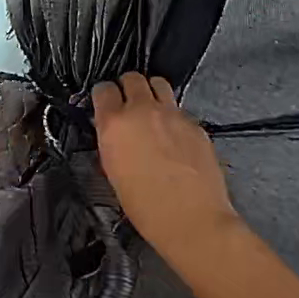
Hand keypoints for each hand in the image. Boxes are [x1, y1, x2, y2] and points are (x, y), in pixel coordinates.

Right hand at [91, 73, 239, 259]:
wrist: (192, 219)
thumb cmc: (147, 207)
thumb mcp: (113, 173)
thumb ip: (113, 143)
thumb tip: (115, 135)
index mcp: (114, 124)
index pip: (103, 89)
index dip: (104, 95)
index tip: (105, 102)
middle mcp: (143, 111)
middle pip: (132, 78)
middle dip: (127, 87)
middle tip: (128, 102)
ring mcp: (172, 114)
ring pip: (159, 83)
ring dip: (151, 92)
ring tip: (151, 109)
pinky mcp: (195, 123)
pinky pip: (179, 108)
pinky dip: (173, 115)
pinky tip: (174, 136)